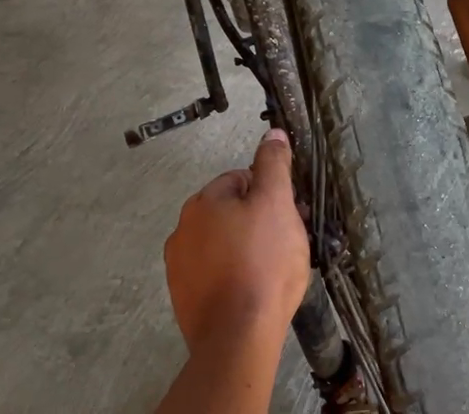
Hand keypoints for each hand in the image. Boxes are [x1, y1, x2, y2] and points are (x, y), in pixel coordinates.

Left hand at [162, 129, 309, 351]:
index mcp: (203, 202)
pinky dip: (234, 273)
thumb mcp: (277, 203)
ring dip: (247, 246)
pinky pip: (216, 271)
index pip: (242, 178)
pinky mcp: (184, 298)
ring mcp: (179, 267)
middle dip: (260, 219)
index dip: (271, 193)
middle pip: (232, 210)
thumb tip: (273, 133)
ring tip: (273, 267)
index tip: (289, 213)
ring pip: (224, 242)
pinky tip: (254, 287)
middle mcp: (182, 229)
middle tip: (286, 240)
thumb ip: (274, 164)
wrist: (238, 335)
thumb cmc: (263, 261)